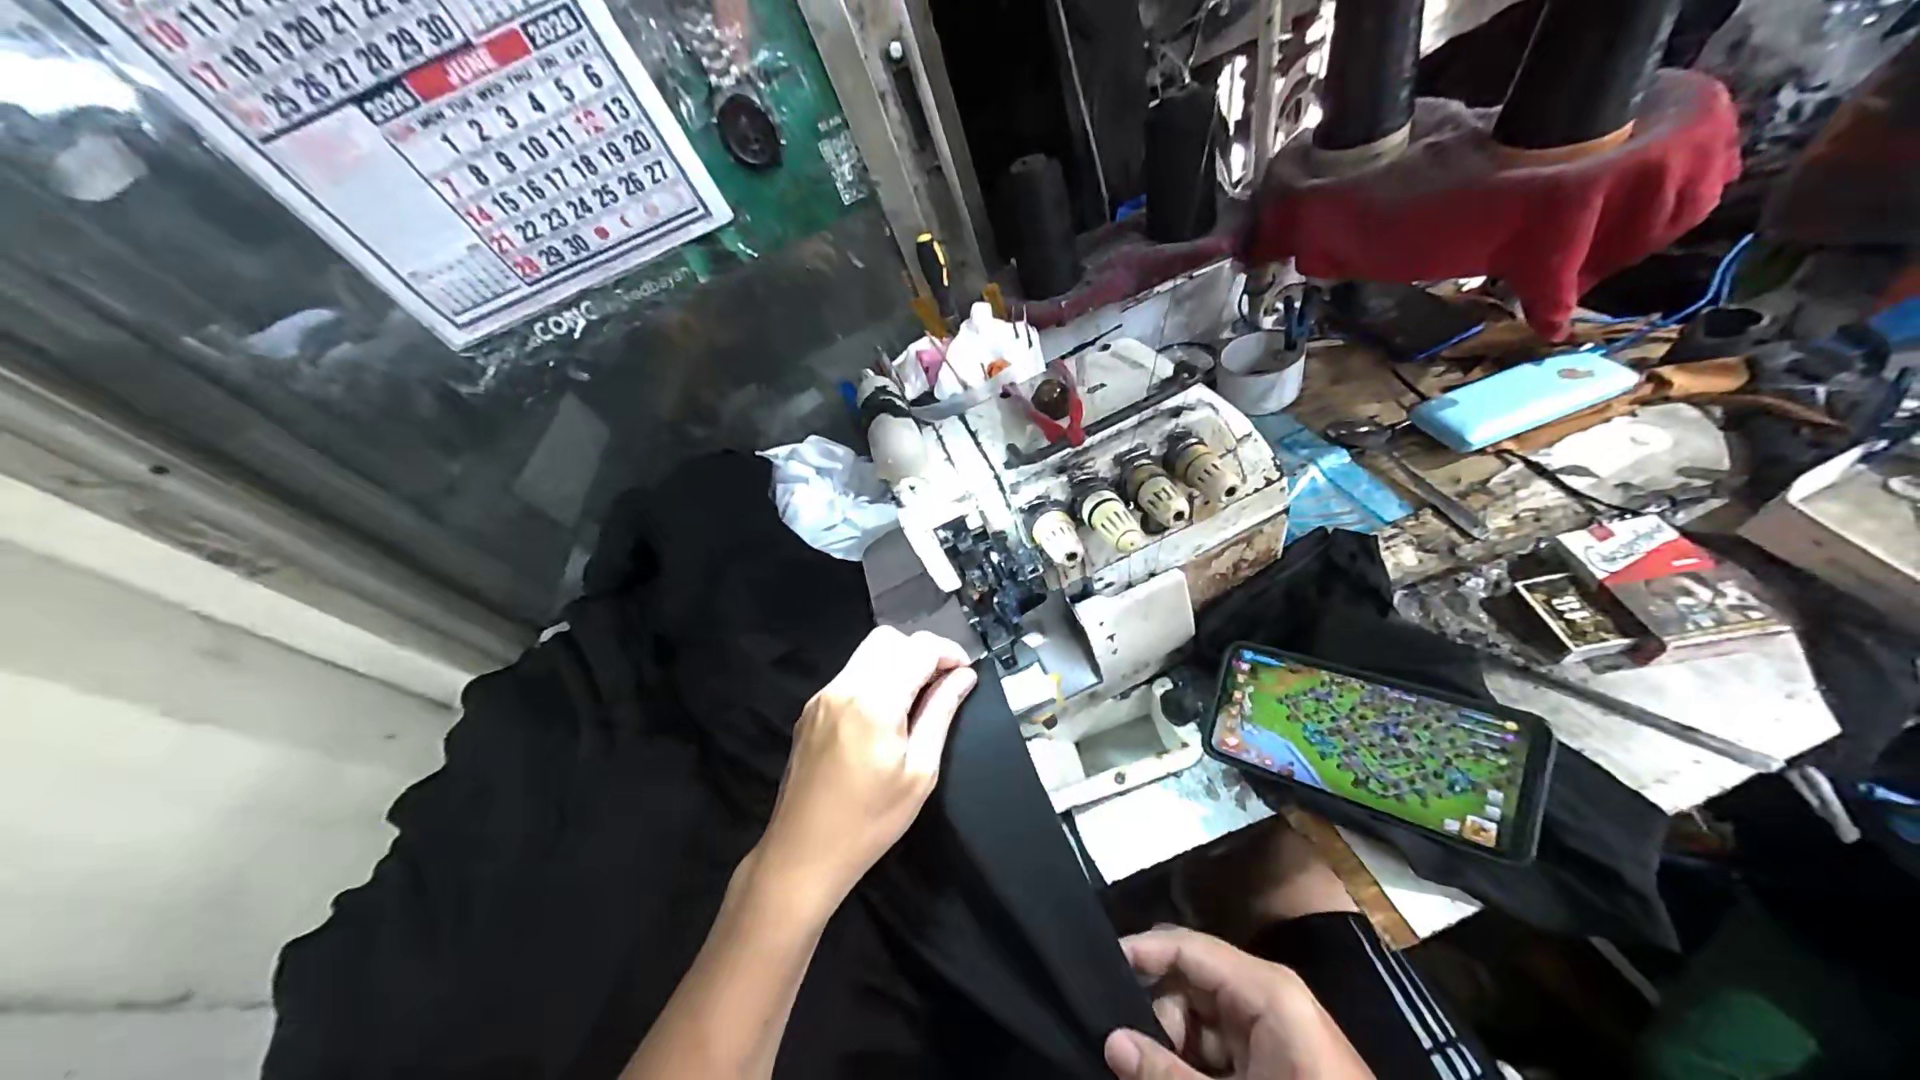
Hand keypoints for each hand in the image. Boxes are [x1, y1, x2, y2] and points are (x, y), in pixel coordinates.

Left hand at [755, 626, 977, 908]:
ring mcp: (822, 697)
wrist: (802, 852)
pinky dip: (875, 678)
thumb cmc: (869, 821)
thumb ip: (941, 713)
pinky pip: (850, 674)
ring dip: (897, 662)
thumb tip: (963, 677)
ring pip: (867, 653)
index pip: (918, 648)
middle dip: (921, 651)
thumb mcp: (920, 771)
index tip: (965, 672)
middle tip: (942, 684)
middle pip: (889, 638)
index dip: (949, 652)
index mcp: (874, 700)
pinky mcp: (810, 710)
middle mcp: (843, 687)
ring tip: (917, 700)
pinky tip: (886, 714)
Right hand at [1105, 927, 1374, 1079]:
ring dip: (1173, 1045)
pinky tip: (1180, 1079)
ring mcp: (1272, 1025)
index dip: (1140, 952)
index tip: (1097, 969)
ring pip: (1199, 1016)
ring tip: (1157, 1073)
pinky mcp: (1274, 1055)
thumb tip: (1111, 1040)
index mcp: (1266, 990)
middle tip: (1133, 1056)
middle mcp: (1266, 994)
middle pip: (1189, 981)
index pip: (1186, 946)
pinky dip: (1194, 1063)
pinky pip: (1218, 1043)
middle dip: (1157, 1016)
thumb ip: (1168, 1073)